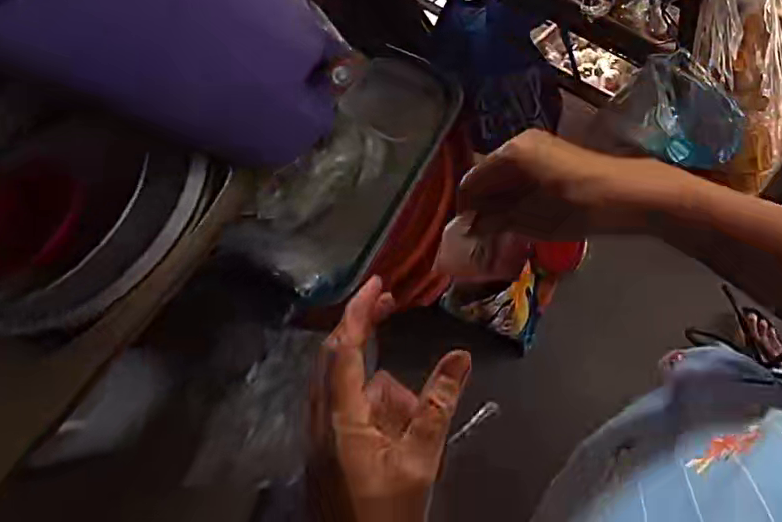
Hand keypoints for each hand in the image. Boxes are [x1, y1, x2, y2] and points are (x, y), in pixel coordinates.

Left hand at [308, 279, 470, 521]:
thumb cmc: (385, 515)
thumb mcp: (420, 460)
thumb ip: (438, 404)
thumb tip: (461, 355)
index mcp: (340, 419)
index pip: (344, 350)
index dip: (359, 312)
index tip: (377, 282)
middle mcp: (321, 422)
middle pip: (334, 357)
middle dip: (362, 325)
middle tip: (392, 303)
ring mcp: (320, 438)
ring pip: (341, 383)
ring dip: (374, 376)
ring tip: (412, 411)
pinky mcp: (326, 452)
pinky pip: (345, 406)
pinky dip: (370, 399)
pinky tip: (398, 426)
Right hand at [457, 129, 697, 239]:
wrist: (628, 193)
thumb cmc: (578, 206)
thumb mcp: (532, 220)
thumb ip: (497, 220)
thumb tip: (472, 226)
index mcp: (511, 152)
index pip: (472, 180)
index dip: (467, 209)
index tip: (468, 235)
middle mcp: (521, 141)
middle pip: (488, 174)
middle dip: (484, 204)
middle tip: (487, 235)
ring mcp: (540, 145)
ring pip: (507, 174)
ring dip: (502, 200)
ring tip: (508, 229)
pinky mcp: (555, 154)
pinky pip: (524, 172)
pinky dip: (519, 193)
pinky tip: (528, 215)